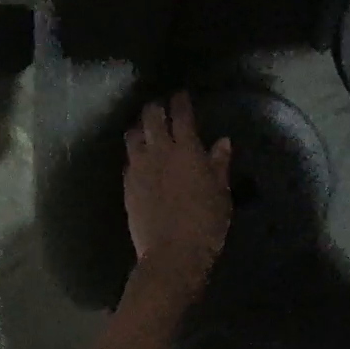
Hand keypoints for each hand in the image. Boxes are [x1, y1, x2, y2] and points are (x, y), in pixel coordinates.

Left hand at [123, 92, 232, 304]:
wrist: (172, 253)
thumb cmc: (206, 223)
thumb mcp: (222, 193)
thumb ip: (219, 164)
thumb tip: (222, 142)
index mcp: (186, 149)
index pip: (181, 114)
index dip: (181, 101)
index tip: (182, 94)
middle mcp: (158, 151)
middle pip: (151, 117)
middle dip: (156, 107)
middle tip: (162, 105)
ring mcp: (139, 167)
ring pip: (133, 135)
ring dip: (140, 126)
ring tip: (146, 127)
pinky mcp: (127, 184)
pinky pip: (128, 159)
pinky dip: (134, 151)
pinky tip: (140, 157)